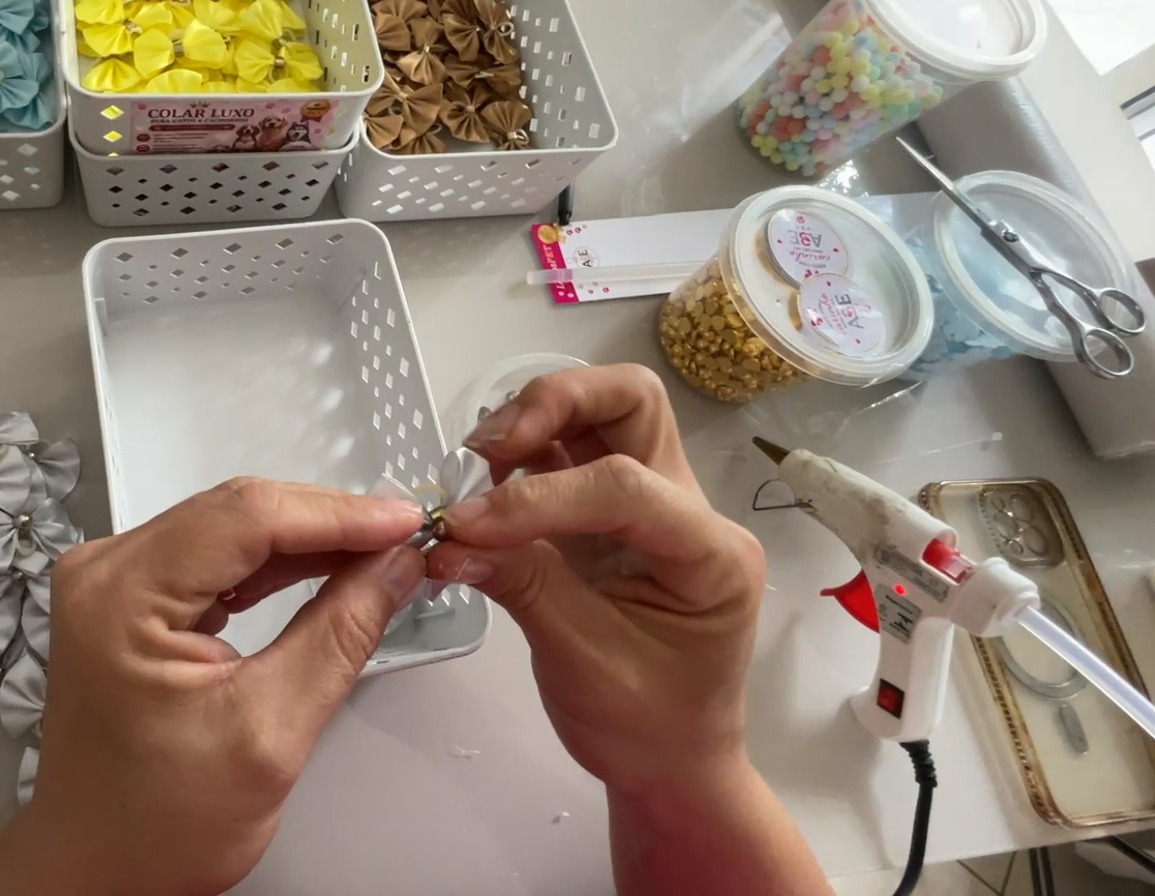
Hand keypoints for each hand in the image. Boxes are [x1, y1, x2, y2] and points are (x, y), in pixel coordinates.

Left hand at [0, 479, 426, 895]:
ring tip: (376, 549)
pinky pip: (216, 552)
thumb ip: (338, 636)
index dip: (334, 514)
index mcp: (121, 594)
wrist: (95, 862)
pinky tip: (323, 564)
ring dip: (307, 535)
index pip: (245, 518)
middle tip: (401, 537)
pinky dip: (276, 557)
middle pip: (237, 511)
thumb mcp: (268, 734)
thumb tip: (395, 566)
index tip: (404, 522)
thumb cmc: (160, 822)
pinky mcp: (133, 588)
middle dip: (327, 521)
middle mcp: (107, 566)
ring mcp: (116, 573)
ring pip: (232, 525)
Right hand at [427, 365, 765, 796]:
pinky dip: (516, 449)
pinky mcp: (601, 505)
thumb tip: (445, 539)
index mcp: (708, 553)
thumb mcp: (582, 662)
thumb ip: (521, 585)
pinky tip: (482, 480)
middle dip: (555, 403)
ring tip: (475, 464)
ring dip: (529, 419)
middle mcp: (685, 506)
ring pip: (597, 407)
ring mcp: (644, 497)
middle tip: (490, 446)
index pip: (624, 487)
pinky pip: (561, 446)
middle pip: (631, 400)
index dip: (538, 498)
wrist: (665, 755)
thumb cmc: (644, 724)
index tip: (465, 525)